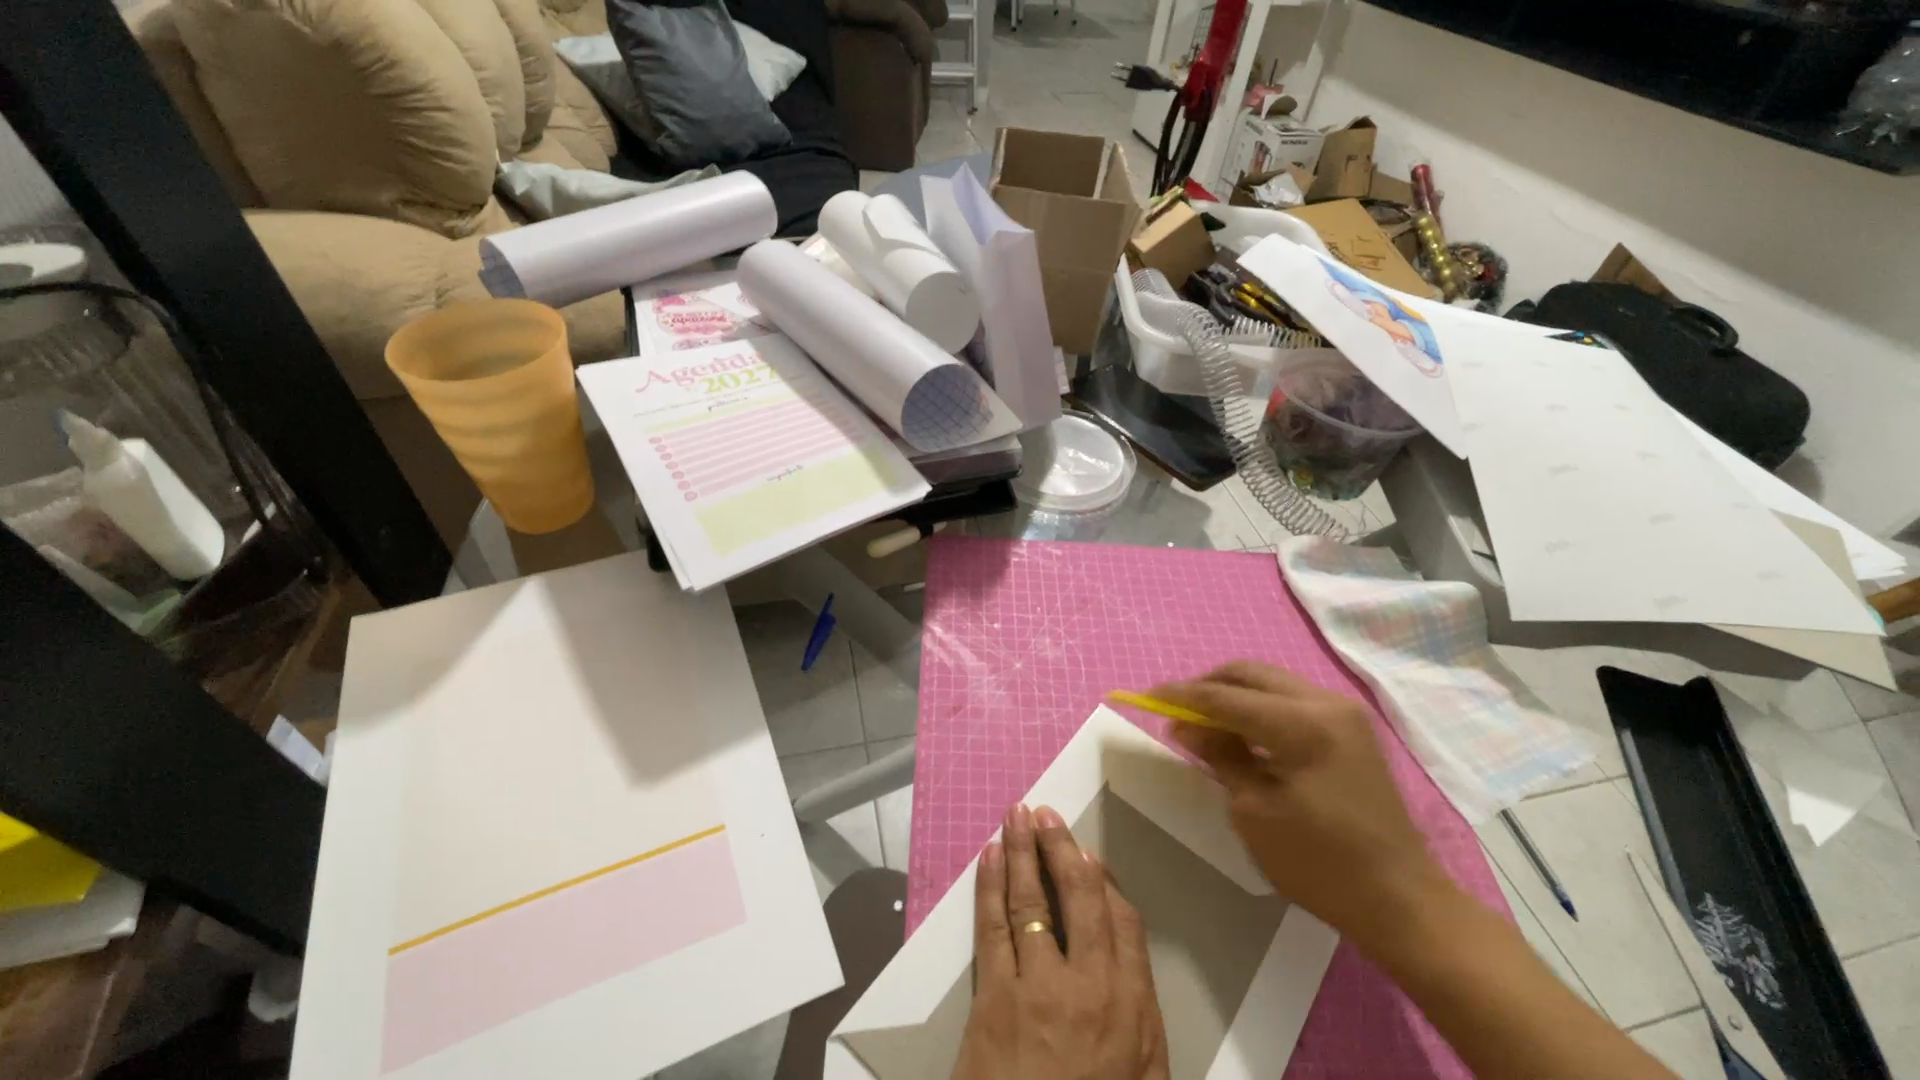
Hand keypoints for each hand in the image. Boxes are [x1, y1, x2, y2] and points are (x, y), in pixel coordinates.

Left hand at [951, 803, 1168, 1079]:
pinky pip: (993, 927)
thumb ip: (1143, 1019)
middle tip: (1046, 812)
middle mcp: (1088, 982)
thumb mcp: (1144, 1077)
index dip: (1104, 882)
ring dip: (1023, 852)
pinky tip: (990, 858)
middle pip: (1077, 897)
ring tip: (1017, 815)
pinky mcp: (993, 996)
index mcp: (1131, 1004)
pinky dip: (990, 887)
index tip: (1089, 855)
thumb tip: (1131, 962)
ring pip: (1032, 901)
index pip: (1123, 921)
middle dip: (1061, 848)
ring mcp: (1036, 985)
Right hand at [1150, 661, 1455, 949]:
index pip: (1226, 696)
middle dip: (1209, 687)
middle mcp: (1326, 703)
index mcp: (1301, 724)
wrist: (1399, 898)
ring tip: (1205, 725)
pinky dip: (1261, 709)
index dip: (1183, 695)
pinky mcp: (1351, 729)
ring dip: (1235, 696)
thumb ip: (1220, 756)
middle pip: (1251, 675)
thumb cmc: (1318, 862)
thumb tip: (1184, 725)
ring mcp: (1344, 713)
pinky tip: (1242, 735)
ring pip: (1272, 683)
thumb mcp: (1254, 811)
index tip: (1147, 697)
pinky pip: (1293, 700)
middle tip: (1176, 712)